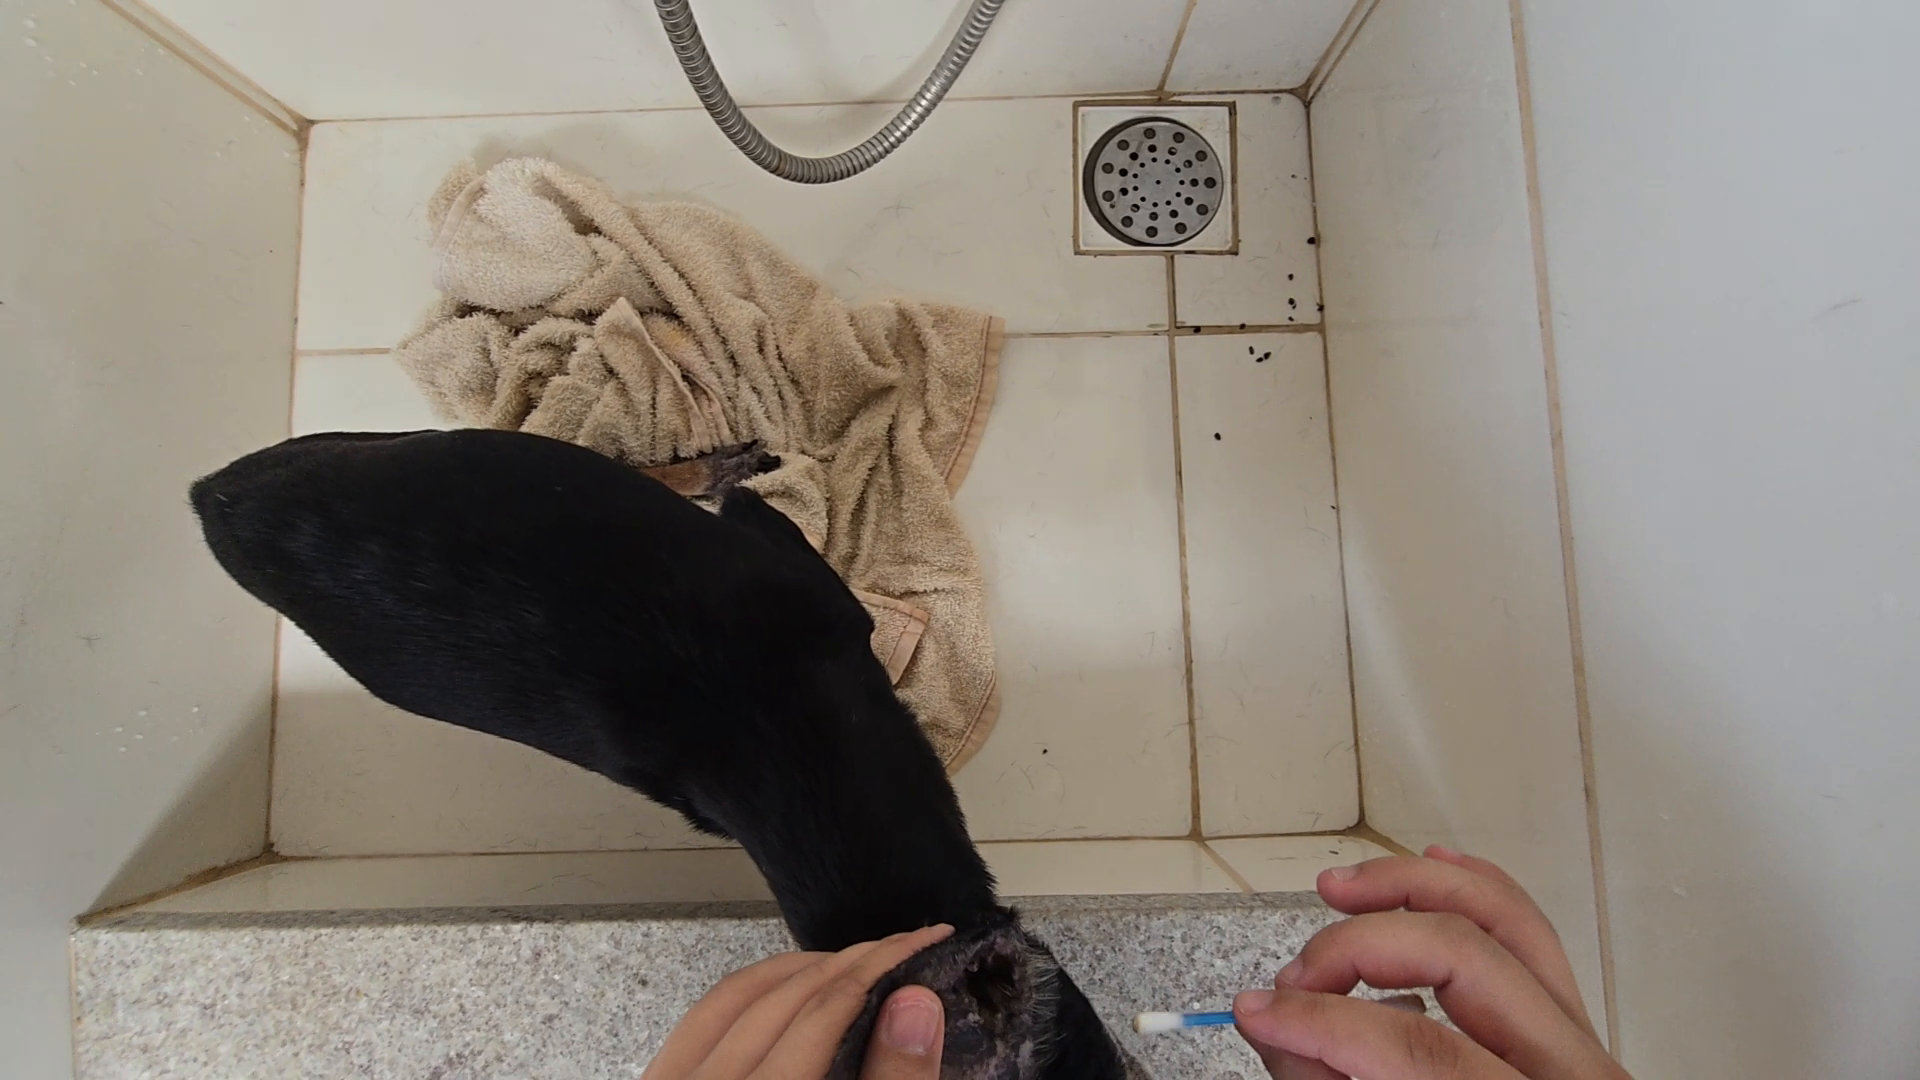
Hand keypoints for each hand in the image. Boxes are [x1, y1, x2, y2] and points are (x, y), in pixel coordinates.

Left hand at [643, 924, 950, 1079]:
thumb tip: (916, 1003)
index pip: (830, 1005)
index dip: (888, 962)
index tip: (933, 937)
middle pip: (792, 992)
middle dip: (859, 957)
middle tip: (912, 942)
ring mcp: (671, 1079)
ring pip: (746, 992)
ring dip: (810, 965)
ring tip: (863, 958)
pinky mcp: (659, 1079)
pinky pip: (709, 1011)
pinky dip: (759, 984)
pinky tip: (792, 983)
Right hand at [1233, 847, 1632, 1079]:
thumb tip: (1271, 1021)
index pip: (1421, 1051)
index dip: (1324, 1023)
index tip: (1254, 1012)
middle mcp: (1582, 1074)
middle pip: (1459, 955)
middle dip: (1355, 949)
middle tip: (1294, 976)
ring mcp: (1586, 1041)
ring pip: (1500, 914)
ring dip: (1405, 886)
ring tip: (1332, 888)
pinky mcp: (1570, 1023)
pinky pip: (1527, 927)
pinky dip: (1469, 883)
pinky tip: (1427, 859)